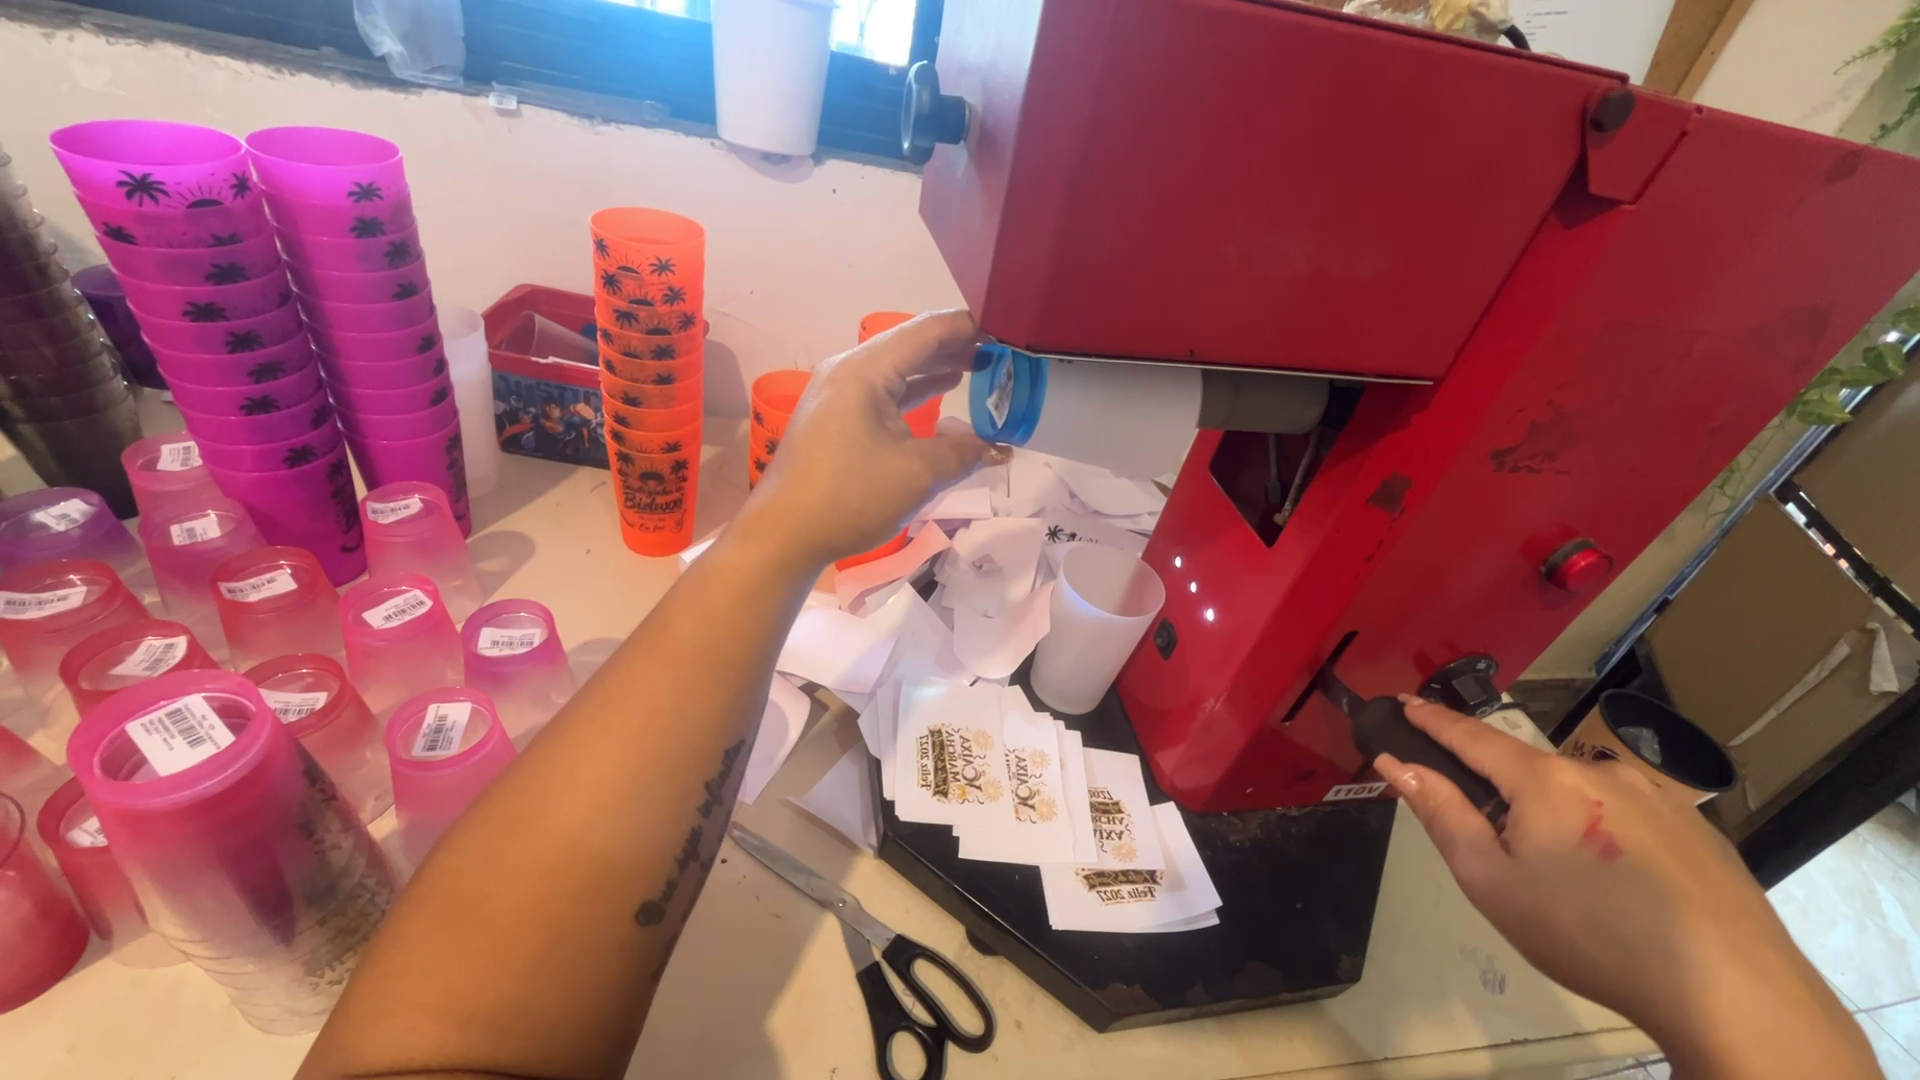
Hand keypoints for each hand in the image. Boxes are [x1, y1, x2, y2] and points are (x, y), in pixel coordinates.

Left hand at [747, 311, 997, 564]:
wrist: (783, 535)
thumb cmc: (850, 498)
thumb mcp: (917, 474)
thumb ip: (964, 452)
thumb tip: (999, 447)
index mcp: (865, 370)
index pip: (928, 330)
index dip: (970, 328)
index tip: (1008, 335)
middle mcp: (848, 370)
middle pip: (912, 344)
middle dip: (957, 347)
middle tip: (1002, 354)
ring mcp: (838, 394)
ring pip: (897, 369)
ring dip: (937, 368)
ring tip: (980, 369)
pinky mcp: (835, 418)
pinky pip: (883, 391)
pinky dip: (915, 391)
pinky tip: (941, 392)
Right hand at [1380, 698, 1874, 1077]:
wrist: (1734, 994)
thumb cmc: (1588, 934)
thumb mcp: (1491, 881)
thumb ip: (1441, 814)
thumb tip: (1396, 762)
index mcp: (1543, 779)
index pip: (1470, 735)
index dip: (1431, 719)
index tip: (1402, 702)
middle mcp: (1598, 771)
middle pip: (1526, 766)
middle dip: (1497, 785)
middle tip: (1488, 835)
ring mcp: (1656, 796)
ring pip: (1579, 791)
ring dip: (1553, 811)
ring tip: (1560, 873)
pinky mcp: (1697, 828)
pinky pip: (1627, 813)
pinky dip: (1603, 829)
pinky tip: (1616, 880)